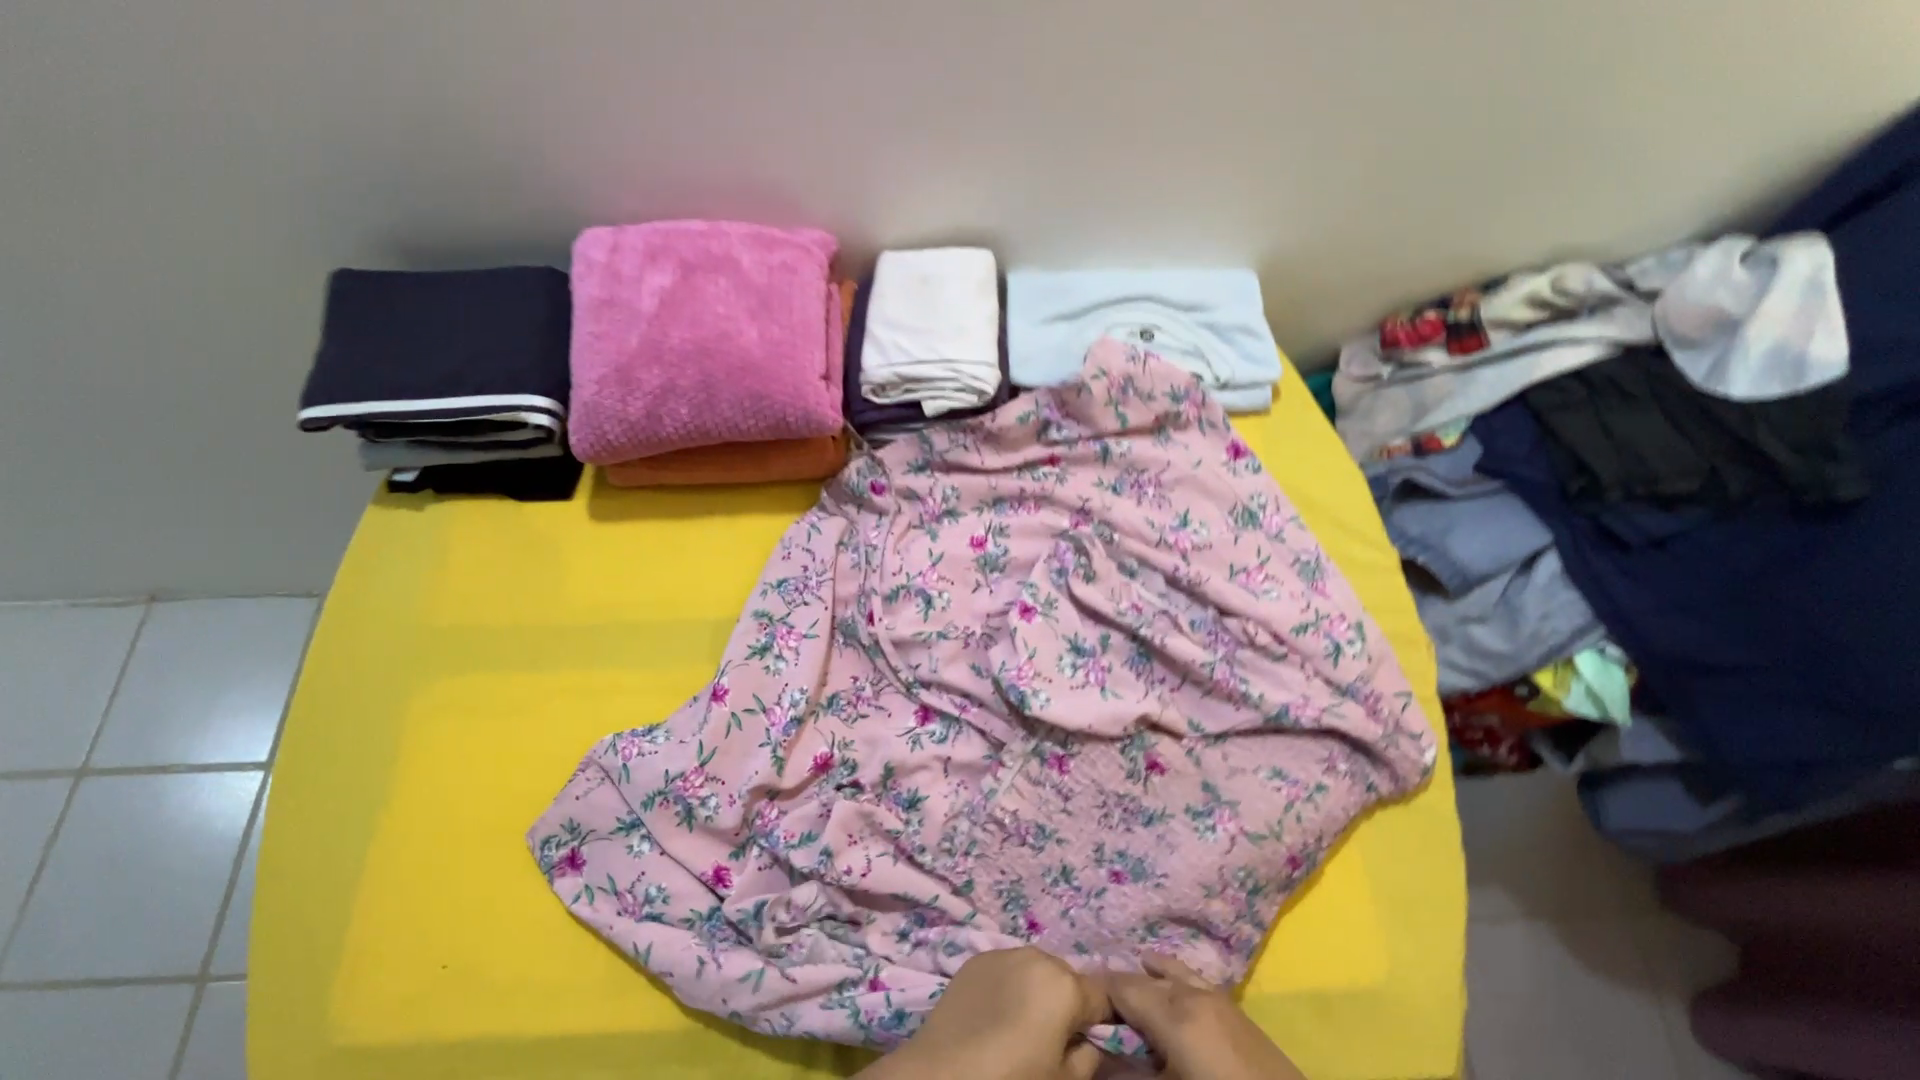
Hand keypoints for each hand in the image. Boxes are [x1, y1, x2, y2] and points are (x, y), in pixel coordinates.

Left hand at [857, 947, 1108, 1079]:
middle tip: (1052, 1038)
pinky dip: (1010, 986)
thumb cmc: (1010, 1079)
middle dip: (1067, 1004)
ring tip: (1021, 1026)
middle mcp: (1038, 956)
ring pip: (1037, 971)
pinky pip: (1007, 970)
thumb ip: (1088, 1057)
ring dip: (1037, 991)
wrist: (940, 1075)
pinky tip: (995, 1015)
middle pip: (1068, 979)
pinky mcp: (975, 958)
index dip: (1103, 1020)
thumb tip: (1089, 1042)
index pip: (1106, 997)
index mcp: (1067, 984)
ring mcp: (1004, 953)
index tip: (1095, 1039)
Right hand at [1106, 955, 1304, 1079]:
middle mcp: (1191, 995)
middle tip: (1093, 1008)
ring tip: (1122, 995)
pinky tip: (1163, 979)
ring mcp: (1216, 997)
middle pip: (1142, 979)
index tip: (1074, 1004)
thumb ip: (1129, 1073)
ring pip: (1168, 974)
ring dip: (1143, 981)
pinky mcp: (1233, 1008)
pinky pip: (1191, 978)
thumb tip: (1097, 1055)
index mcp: (1173, 1015)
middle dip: (1115, 989)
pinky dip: (1169, 976)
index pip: (1120, 987)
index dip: (1094, 993)